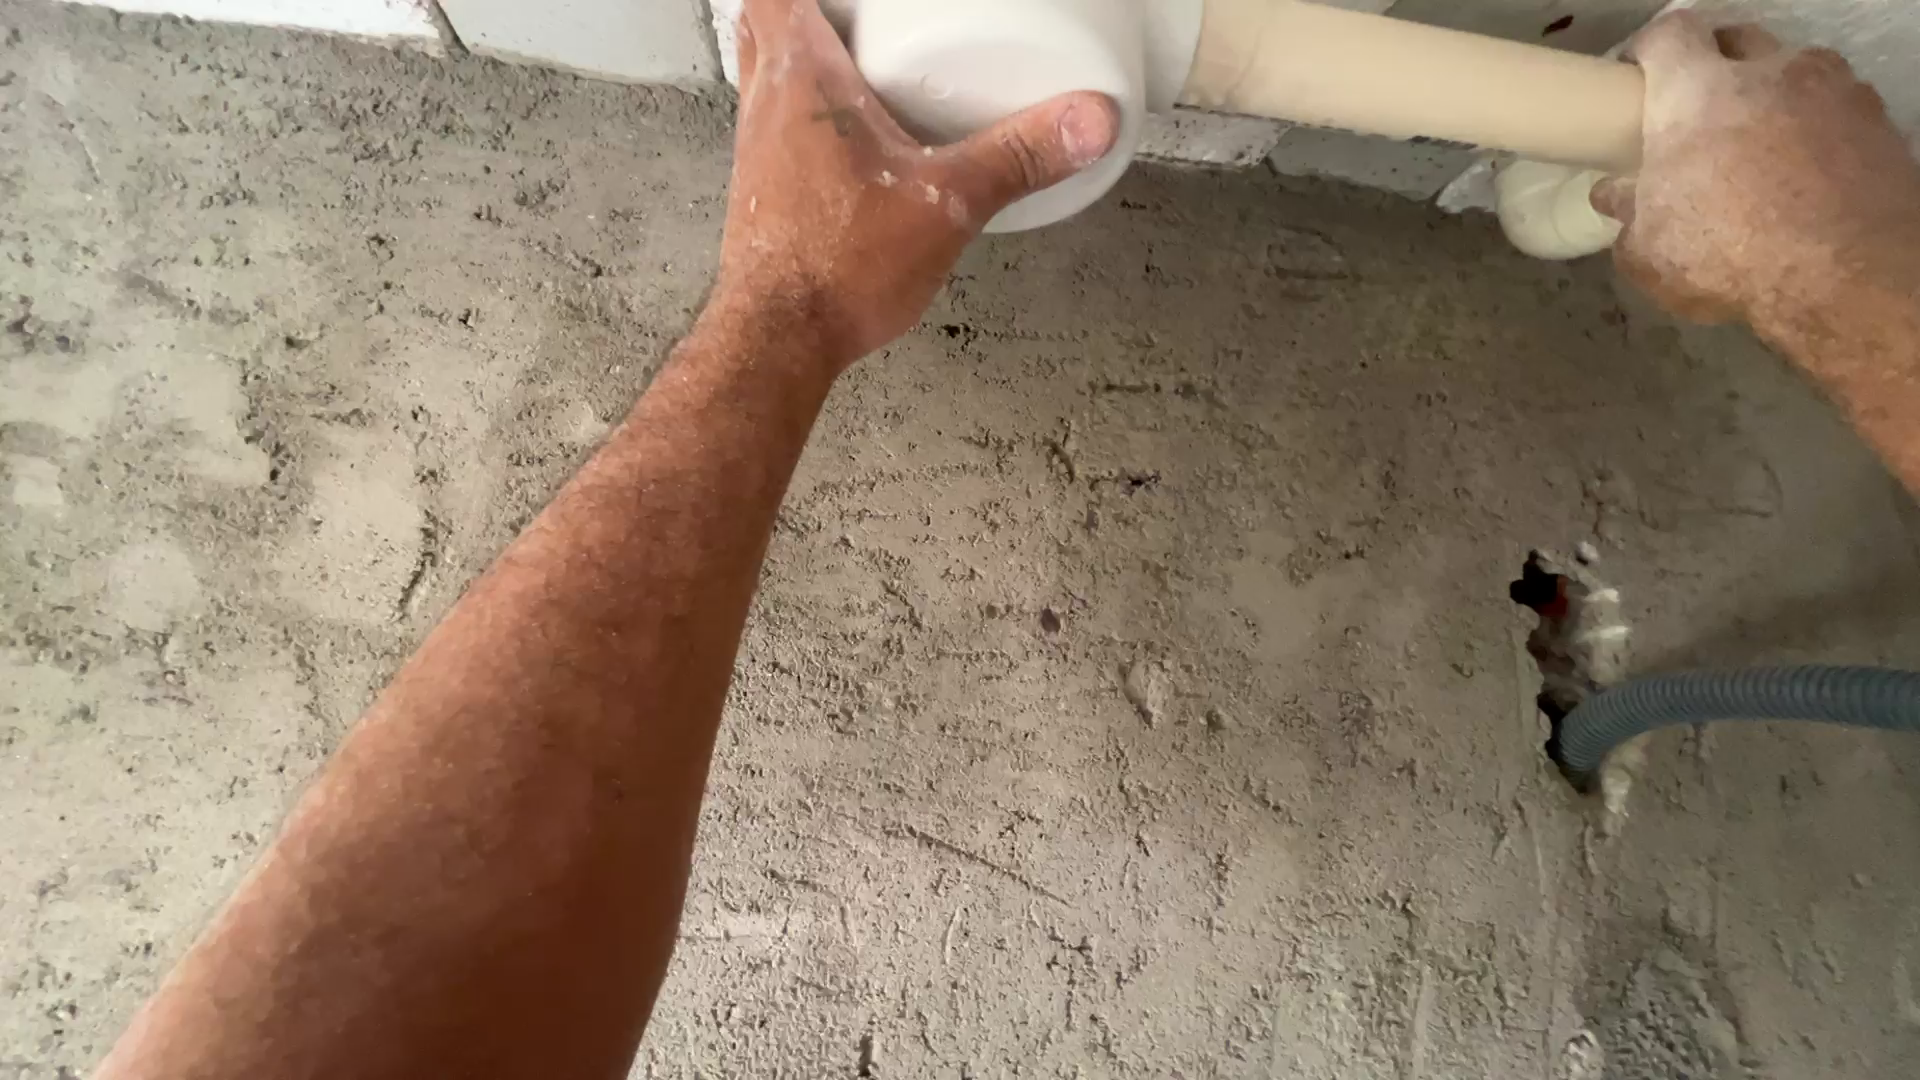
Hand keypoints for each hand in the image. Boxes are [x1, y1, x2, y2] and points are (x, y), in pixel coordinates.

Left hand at [704, 0, 1119, 372]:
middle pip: (764, 27)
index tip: (858, 0)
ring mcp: (755, 160)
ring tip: (862, 85)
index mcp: (802, 78)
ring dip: (802, 75)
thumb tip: (1090, 120)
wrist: (780, 340)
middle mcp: (765, 108)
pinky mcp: (761, 206)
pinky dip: (805, 137)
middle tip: (860, 25)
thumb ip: (1017, 158)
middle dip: (808, 15)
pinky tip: (851, 168)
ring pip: (766, 89)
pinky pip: (777, 146)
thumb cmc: (841, 266)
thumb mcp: (946, 205)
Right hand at [1594, 12, 1919, 324]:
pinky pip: (1825, 104)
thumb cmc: (1717, 254)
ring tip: (1739, 144)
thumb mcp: (1642, 247)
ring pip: (1787, 69)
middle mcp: (1770, 74)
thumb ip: (1628, 210)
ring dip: (1760, 93)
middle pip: (1735, 38)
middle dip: (1707, 63)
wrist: (1840, 271)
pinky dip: (1799, 123)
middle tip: (1683, 109)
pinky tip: (1783, 169)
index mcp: (1696, 98)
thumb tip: (1618, 193)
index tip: (1631, 76)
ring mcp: (1833, 89)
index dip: (1647, 49)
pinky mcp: (1875, 117)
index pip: (1671, 34)